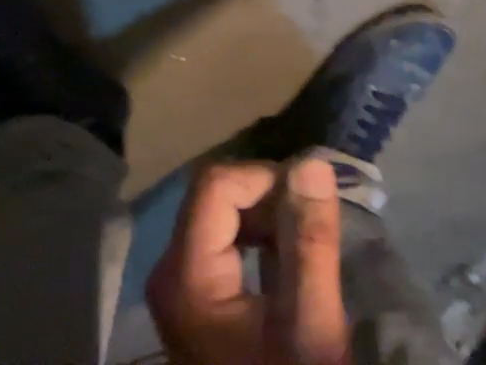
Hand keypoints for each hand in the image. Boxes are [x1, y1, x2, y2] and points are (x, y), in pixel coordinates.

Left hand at [147, 159, 350, 364]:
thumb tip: (312, 162)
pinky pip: (223, 245)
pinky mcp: (193, 299)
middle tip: (316, 224)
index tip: (312, 201)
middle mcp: (169, 269)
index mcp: (185, 272)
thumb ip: (309, 241)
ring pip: (221, 218)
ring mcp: (178, 285)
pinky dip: (258, 242)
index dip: (265, 178)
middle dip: (269, 199)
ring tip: (308, 243)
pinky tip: (291, 262)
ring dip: (267, 219)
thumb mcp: (309, 324)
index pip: (216, 184)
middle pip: (215, 198)